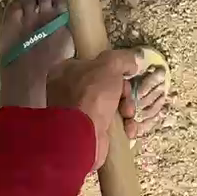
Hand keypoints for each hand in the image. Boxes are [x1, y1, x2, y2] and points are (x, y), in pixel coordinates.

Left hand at [47, 49, 143, 170]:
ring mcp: (77, 114)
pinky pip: (110, 125)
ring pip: (111, 105)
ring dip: (126, 109)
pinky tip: (127, 129)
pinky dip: (122, 127)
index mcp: (65, 71)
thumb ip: (121, 58)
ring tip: (128, 115)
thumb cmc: (91, 94)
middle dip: (123, 92)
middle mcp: (67, 92)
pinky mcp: (87, 133)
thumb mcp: (109, 65)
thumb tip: (131, 63)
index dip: (111, 67)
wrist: (81, 137)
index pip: (91, 63)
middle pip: (105, 85)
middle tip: (126, 96)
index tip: (124, 72)